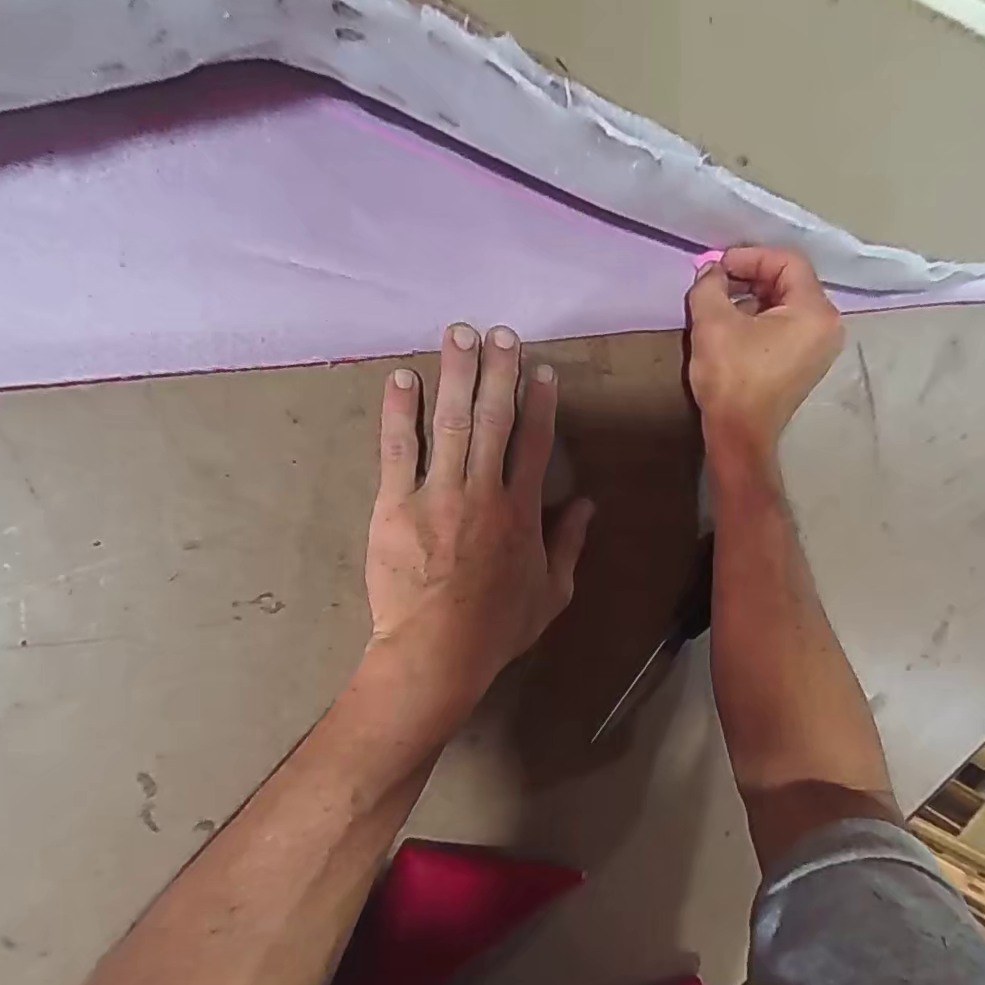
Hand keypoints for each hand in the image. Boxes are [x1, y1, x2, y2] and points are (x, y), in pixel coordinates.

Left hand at [363, 323, 595, 730]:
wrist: (436, 652)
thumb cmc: (497, 628)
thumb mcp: (552, 594)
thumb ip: (570, 545)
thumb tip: (589, 505)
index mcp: (521, 511)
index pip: (535, 443)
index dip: (540, 402)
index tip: (541, 369)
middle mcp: (483, 491)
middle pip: (493, 418)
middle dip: (498, 371)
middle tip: (498, 332)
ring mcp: (437, 494)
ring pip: (450, 421)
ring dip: (455, 374)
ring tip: (458, 334)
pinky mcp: (394, 505)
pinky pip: (399, 449)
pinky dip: (400, 411)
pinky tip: (403, 378)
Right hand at [685, 247, 844, 457]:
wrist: (738, 435)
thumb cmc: (730, 378)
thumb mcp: (712, 325)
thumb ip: (710, 287)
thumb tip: (711, 272)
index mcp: (815, 311)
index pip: (787, 262)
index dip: (750, 256)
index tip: (717, 265)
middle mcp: (828, 326)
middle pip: (790, 283)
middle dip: (750, 277)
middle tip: (716, 281)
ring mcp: (820, 349)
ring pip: (786, 306)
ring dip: (753, 299)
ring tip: (719, 304)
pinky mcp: (805, 366)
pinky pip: (786, 329)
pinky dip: (761, 320)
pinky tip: (733, 327)